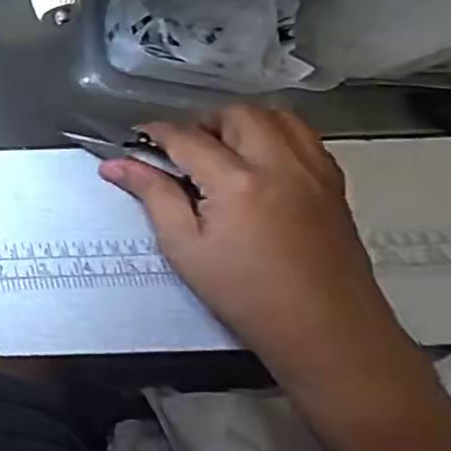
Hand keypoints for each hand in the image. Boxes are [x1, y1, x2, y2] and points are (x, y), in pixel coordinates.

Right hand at [99, 106, 409, 381]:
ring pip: (274, 115)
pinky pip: (304, 136)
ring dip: (242, 123)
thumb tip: (116, 164)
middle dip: (203, 123)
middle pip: (234, 114)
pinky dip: (277, 135)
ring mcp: (312, 170)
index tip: (137, 141)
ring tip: (225, 152)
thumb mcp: (185, 249)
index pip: (186, 137)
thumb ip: (152, 195)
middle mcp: (279, 163)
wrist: (329, 336)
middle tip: (185, 154)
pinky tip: (262, 163)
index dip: (155, 134)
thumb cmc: (248, 297)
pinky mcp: (333, 183)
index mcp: (237, 181)